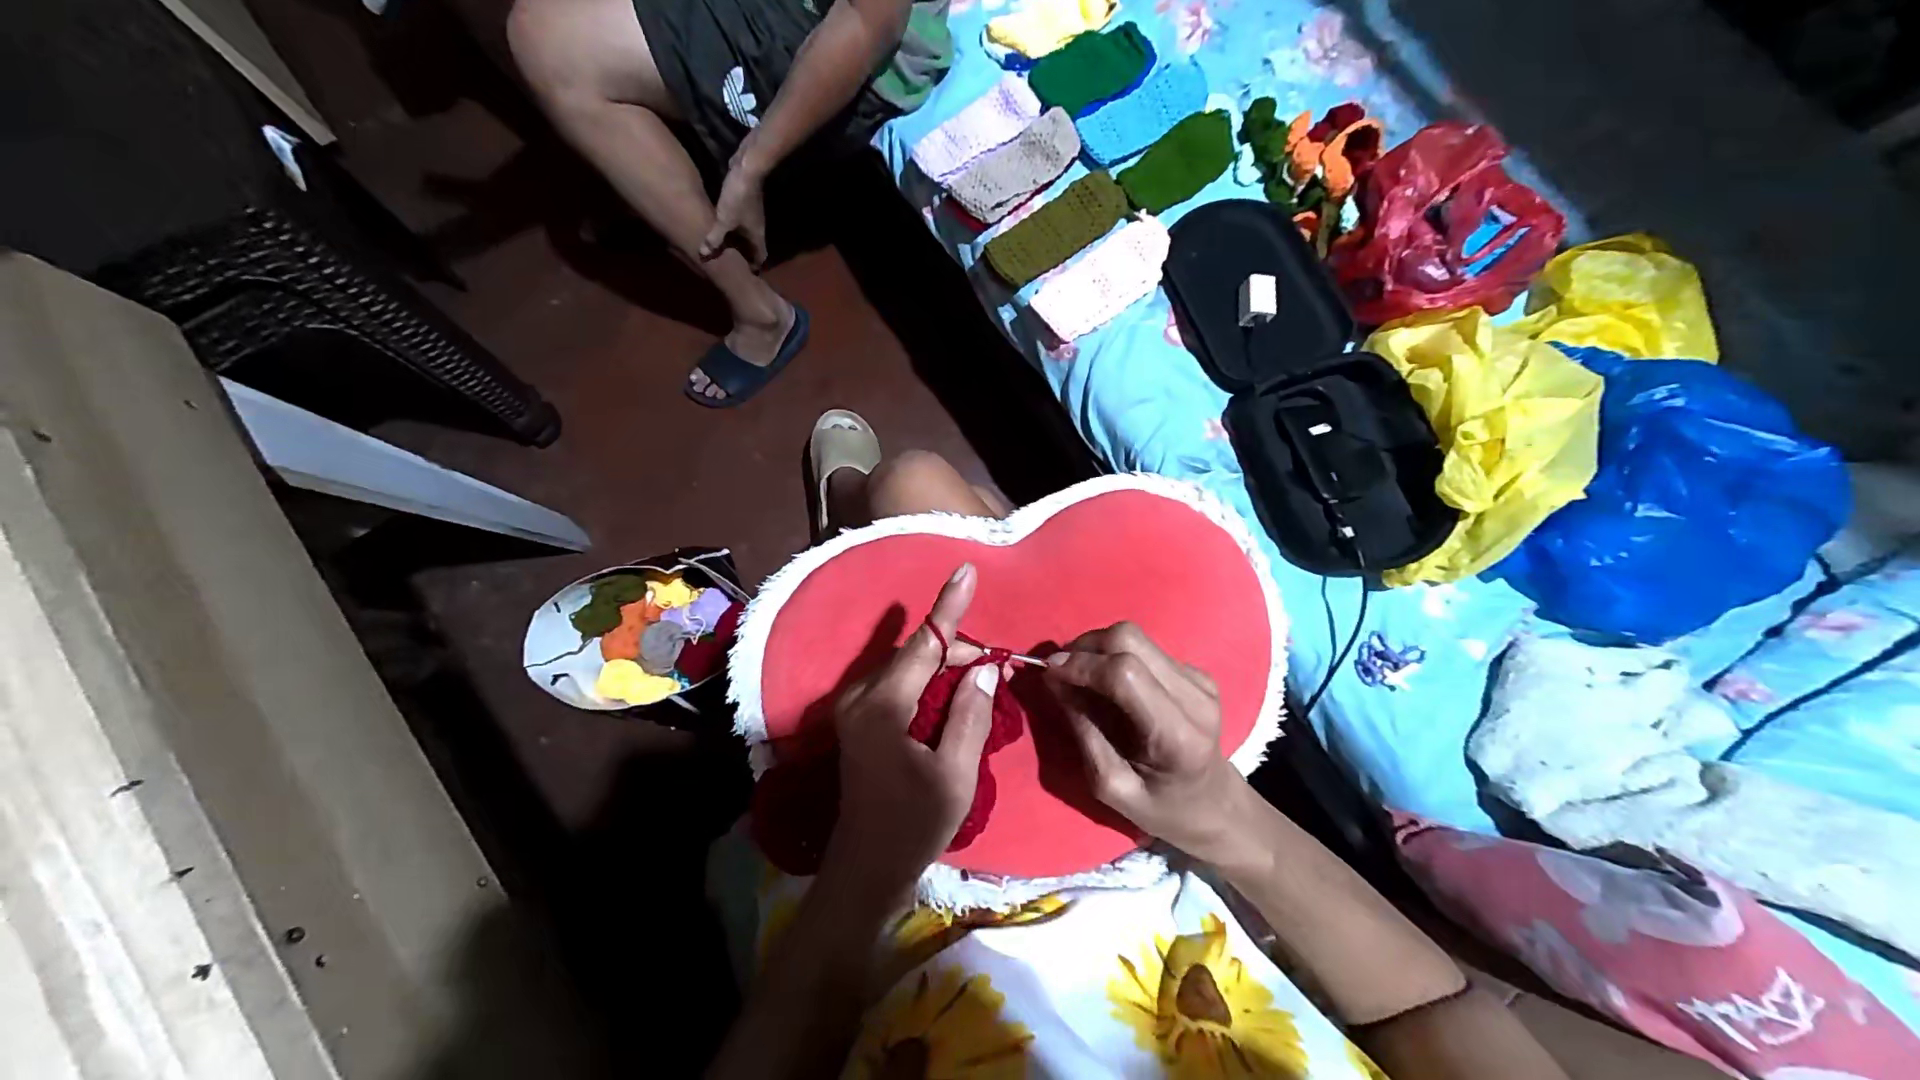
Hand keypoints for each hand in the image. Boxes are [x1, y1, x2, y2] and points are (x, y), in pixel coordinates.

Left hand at [699, 152, 768, 267]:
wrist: (748, 170)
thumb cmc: (738, 198)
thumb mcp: (724, 220)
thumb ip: (714, 238)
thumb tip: (703, 255)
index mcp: (756, 236)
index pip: (760, 258)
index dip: (754, 267)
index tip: (746, 275)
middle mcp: (758, 228)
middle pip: (754, 247)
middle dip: (745, 256)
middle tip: (732, 263)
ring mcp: (753, 215)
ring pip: (747, 234)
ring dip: (739, 241)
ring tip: (725, 247)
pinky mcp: (747, 204)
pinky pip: (742, 222)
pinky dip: (735, 228)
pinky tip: (723, 226)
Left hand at [823, 564, 996, 899]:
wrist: (866, 866)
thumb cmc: (914, 823)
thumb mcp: (955, 773)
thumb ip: (970, 714)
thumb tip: (985, 667)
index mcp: (882, 706)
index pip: (924, 644)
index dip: (948, 606)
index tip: (966, 570)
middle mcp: (860, 696)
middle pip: (915, 652)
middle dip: (956, 650)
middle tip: (993, 668)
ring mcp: (854, 706)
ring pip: (906, 665)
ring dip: (942, 665)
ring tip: (979, 681)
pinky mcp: (858, 718)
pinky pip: (897, 682)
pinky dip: (927, 680)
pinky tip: (951, 695)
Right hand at [1044, 623, 1261, 864]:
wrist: (1212, 806)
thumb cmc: (1160, 808)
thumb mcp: (1109, 785)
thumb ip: (1083, 729)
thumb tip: (1054, 678)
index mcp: (1177, 736)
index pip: (1125, 674)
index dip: (1081, 664)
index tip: (1049, 672)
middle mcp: (1194, 698)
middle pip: (1129, 639)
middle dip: (1085, 647)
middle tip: (1061, 671)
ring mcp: (1199, 680)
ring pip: (1135, 636)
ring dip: (1097, 648)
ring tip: (1081, 674)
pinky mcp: (1196, 672)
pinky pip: (1145, 648)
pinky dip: (1116, 656)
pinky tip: (1110, 684)